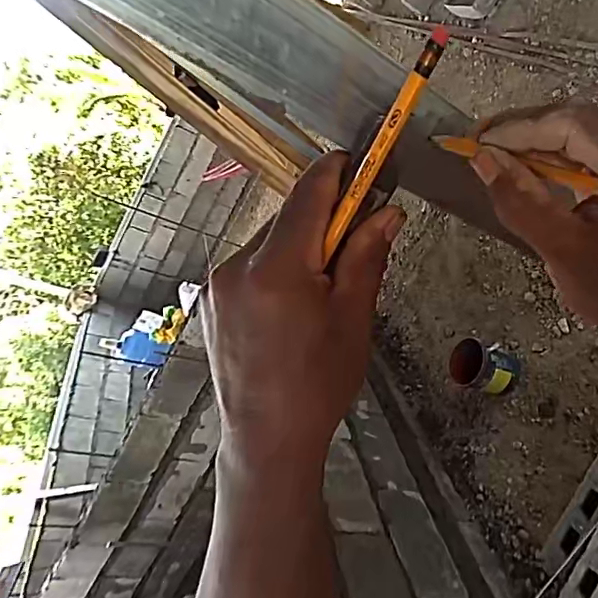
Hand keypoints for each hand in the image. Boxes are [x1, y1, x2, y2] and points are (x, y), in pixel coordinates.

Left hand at [204, 153, 403, 472]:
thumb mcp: (354, 317)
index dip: (337, 173)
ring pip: (270, 243)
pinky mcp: (210, 301)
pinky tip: (296, 303)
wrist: (269, 437)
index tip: (357, 161)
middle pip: (290, 220)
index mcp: (277, 270)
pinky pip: (251, 266)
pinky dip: (279, 268)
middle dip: (325, 221)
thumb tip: (386, 214)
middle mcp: (237, 267)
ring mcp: (217, 285)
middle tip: (359, 237)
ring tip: (325, 287)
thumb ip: (366, 256)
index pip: (308, 197)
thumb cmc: (318, 383)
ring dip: (302, 247)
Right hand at [471, 103, 597, 347]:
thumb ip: (522, 203)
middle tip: (479, 145)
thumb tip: (484, 161)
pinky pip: (586, 155)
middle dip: (524, 132)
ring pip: (579, 136)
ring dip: (535, 144)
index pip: (573, 126)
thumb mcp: (565, 251)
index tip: (477, 141)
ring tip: (493, 156)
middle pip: (576, 123)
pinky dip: (552, 160)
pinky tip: (525, 169)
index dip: (519, 129)